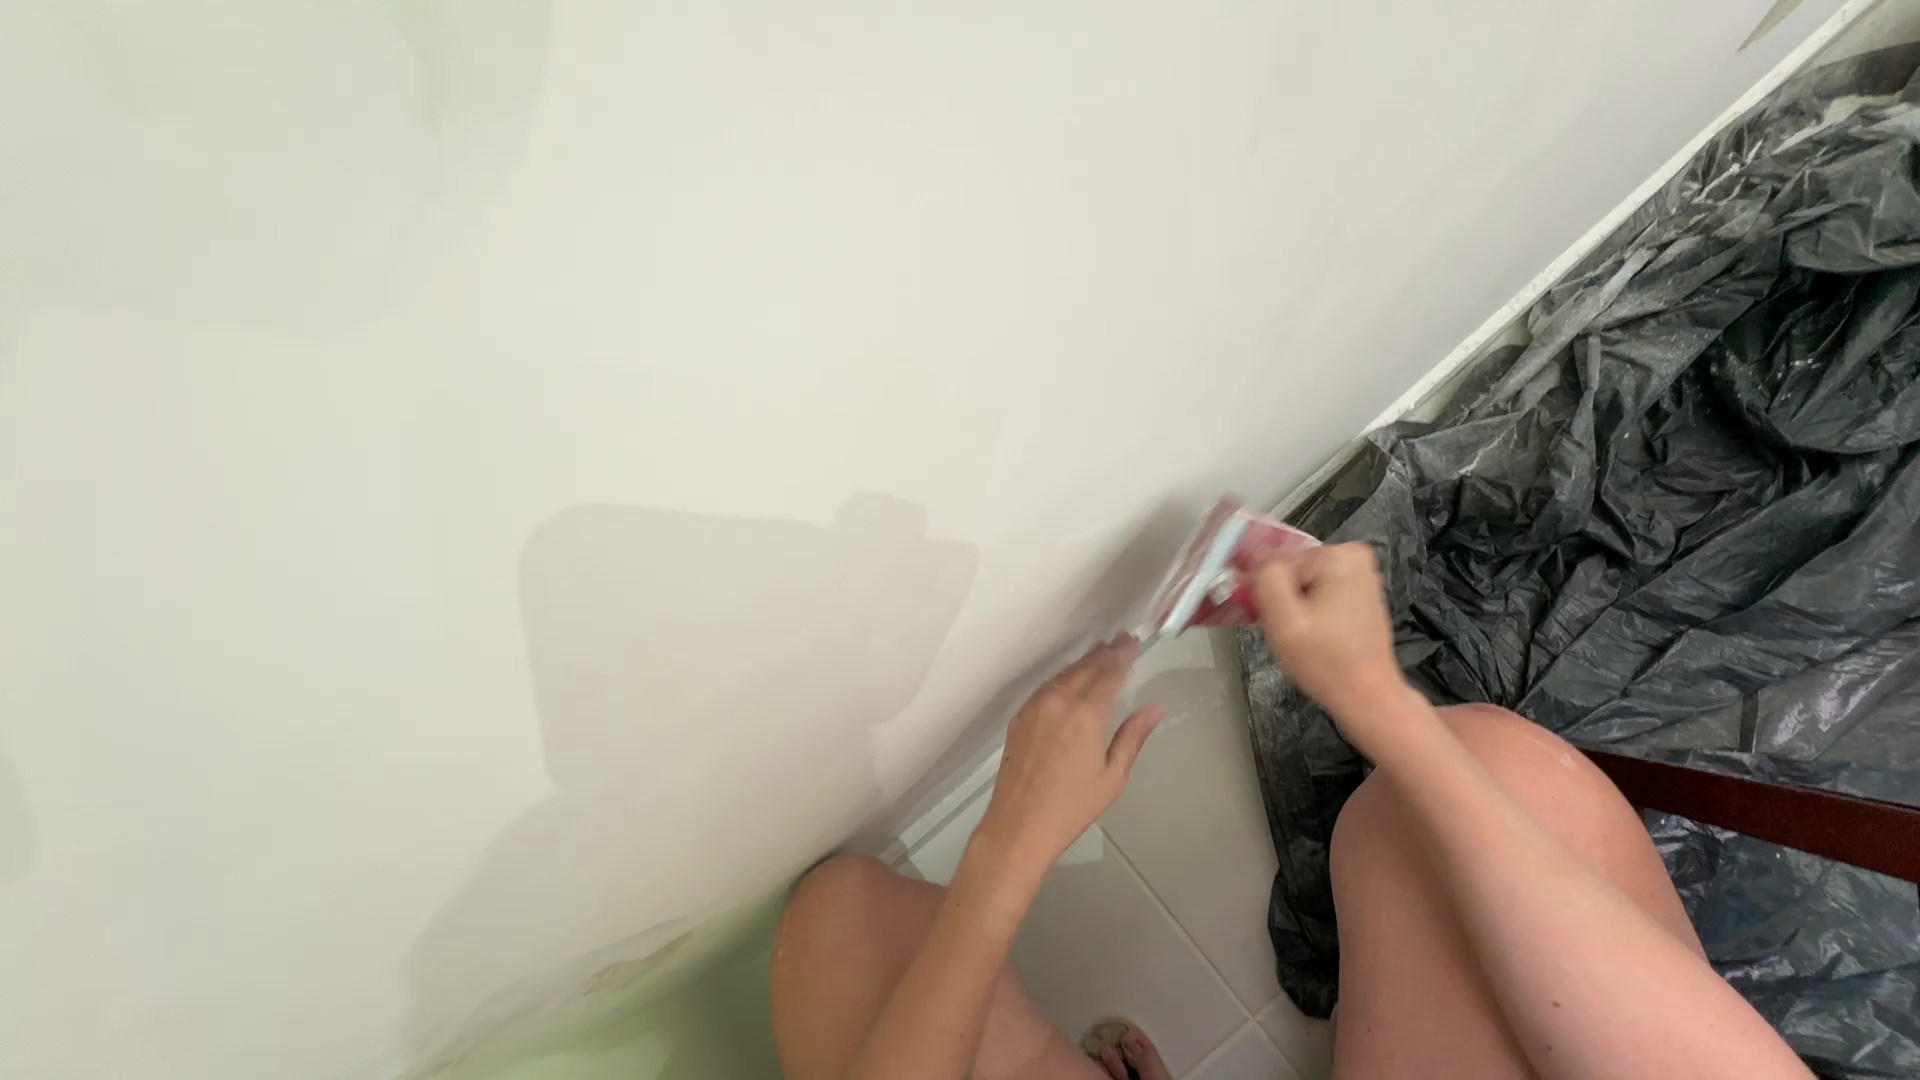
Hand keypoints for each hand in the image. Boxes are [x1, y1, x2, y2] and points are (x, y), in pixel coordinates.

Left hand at [974, 636, 1164, 877]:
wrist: (1020, 822)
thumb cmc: (1073, 806)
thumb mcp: (1113, 775)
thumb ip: (1132, 736)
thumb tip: (1154, 709)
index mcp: (1087, 714)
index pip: (1109, 672)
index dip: (1123, 655)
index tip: (1133, 641)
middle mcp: (1059, 701)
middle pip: (1086, 667)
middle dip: (1105, 652)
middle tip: (1122, 640)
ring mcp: (1036, 706)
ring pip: (1064, 673)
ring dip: (1084, 661)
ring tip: (1101, 653)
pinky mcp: (1021, 715)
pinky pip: (1047, 686)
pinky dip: (1064, 676)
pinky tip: (1072, 678)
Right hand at [1251, 544, 1412, 736]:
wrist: (1367, 696)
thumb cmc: (1326, 663)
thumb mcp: (1284, 622)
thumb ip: (1266, 581)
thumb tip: (1253, 561)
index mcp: (1337, 557)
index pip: (1273, 560)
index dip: (1261, 588)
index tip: (1259, 615)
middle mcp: (1353, 556)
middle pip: (1288, 567)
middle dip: (1276, 594)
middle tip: (1278, 627)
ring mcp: (1359, 573)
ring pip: (1299, 578)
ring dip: (1288, 601)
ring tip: (1293, 632)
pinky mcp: (1358, 590)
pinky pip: (1315, 587)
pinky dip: (1304, 605)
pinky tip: (1306, 630)